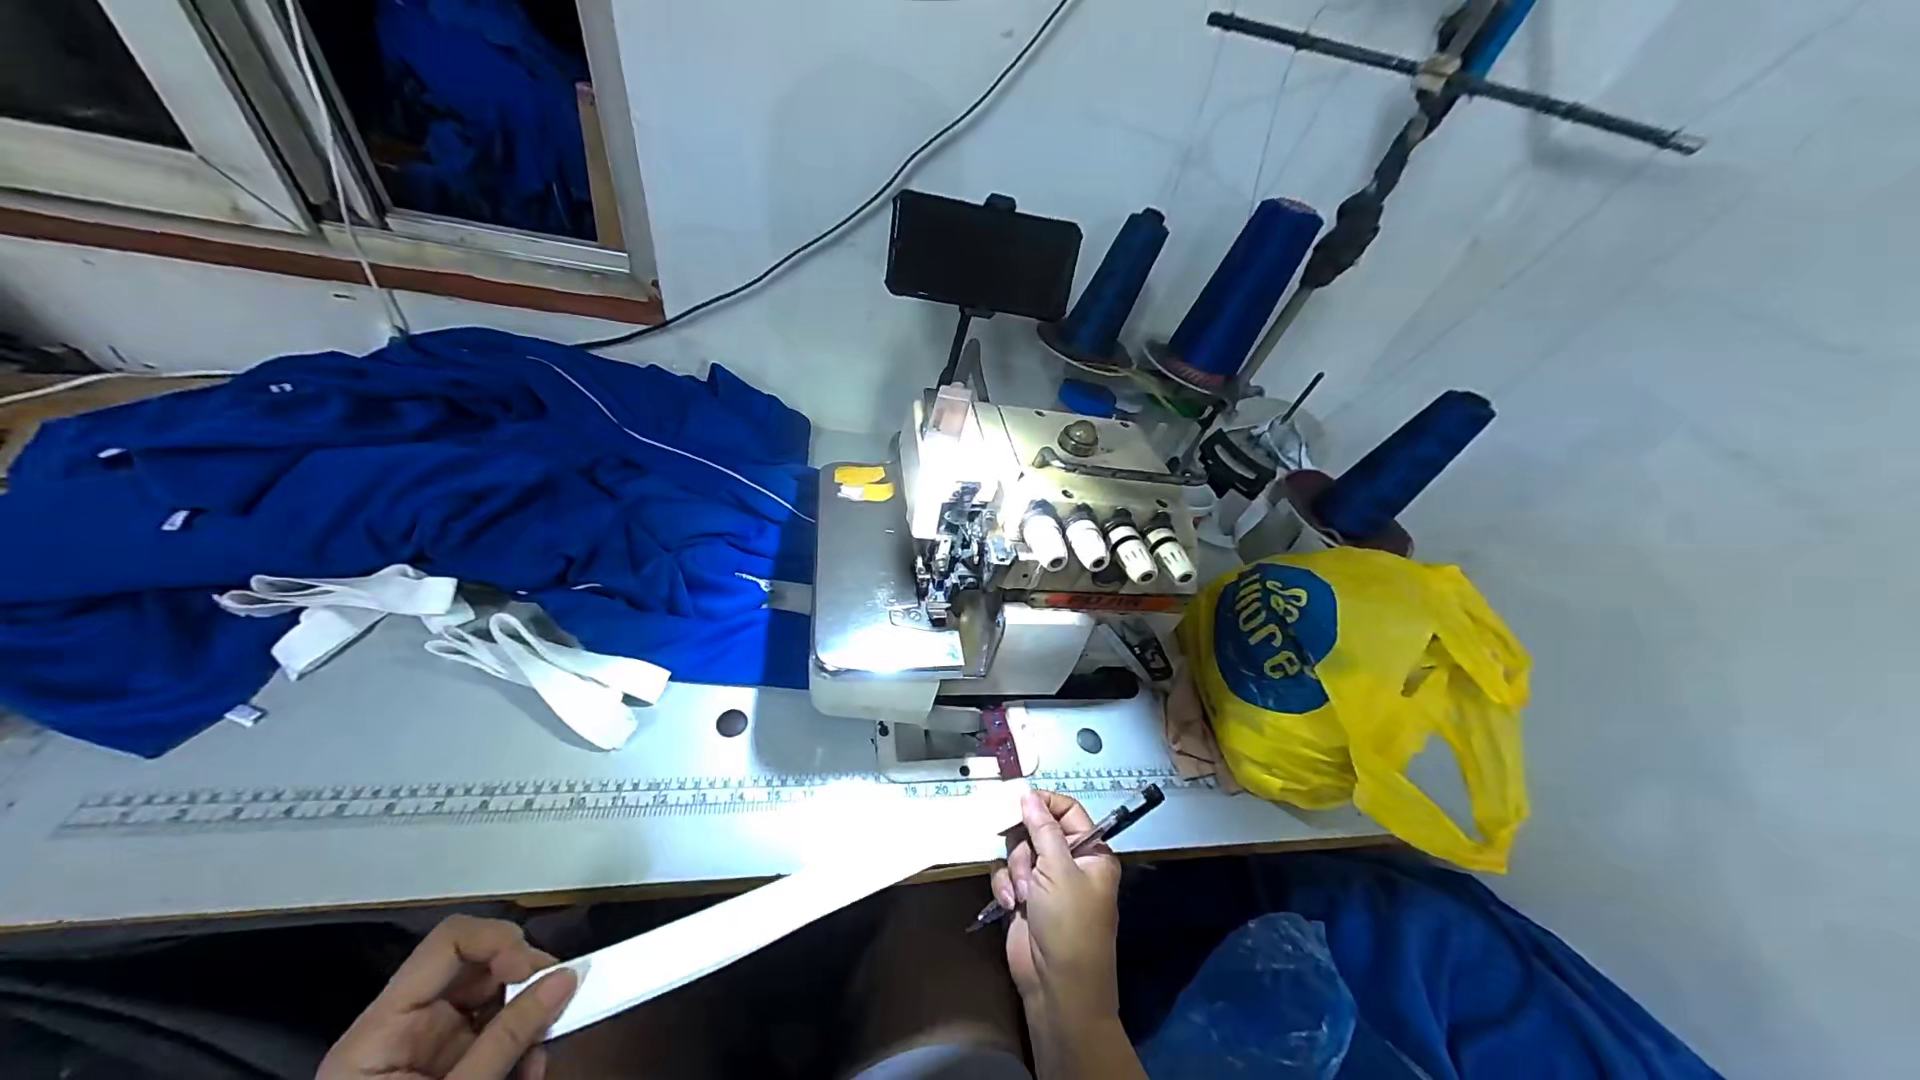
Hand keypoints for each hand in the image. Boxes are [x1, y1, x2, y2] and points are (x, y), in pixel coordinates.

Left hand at [318, 914, 578, 1079]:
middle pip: (477, 966)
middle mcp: (403, 1026)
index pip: (448, 943)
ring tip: (537, 1061)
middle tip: (558, 1006)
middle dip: (525, 982)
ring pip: (494, 998)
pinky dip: (521, 1044)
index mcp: (382, 1030)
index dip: (499, 941)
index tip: (536, 971)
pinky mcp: (445, 1065)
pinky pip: (494, 1031)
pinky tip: (527, 1073)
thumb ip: (508, 1038)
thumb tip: (567, 976)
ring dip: (528, 1018)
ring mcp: (424, 1046)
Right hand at [990, 789, 1121, 1020]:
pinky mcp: (1024, 896)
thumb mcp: (1059, 871)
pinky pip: (1005, 873)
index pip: (1067, 810)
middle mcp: (1069, 861)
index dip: (1044, 804)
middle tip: (1027, 865)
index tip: (1020, 803)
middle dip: (1025, 846)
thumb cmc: (1070, 925)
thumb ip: (1042, 828)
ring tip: (1024, 894)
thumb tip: (1028, 795)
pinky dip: (1005, 886)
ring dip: (1015, 870)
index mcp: (1090, 851)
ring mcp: (1045, 880)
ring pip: (1017, 849)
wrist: (1057, 987)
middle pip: (1036, 828)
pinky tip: (1012, 904)